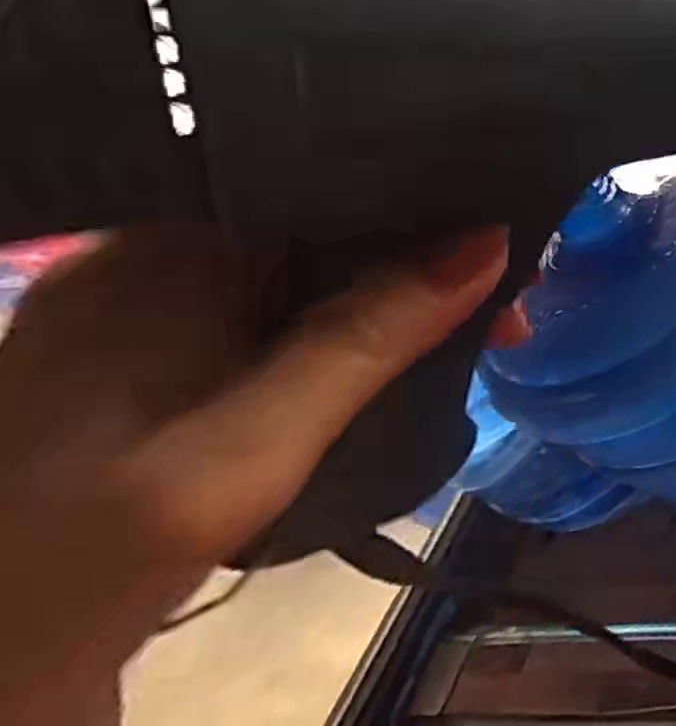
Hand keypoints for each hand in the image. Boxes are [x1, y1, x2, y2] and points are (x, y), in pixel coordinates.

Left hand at [0, 225, 507, 722]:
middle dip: (440, 255)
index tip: (511, 231)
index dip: (424, 199)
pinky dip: (389, 329)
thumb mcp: (250, 444)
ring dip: (423, 297)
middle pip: (340, 233)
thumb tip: (492, 242)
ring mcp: (183, 326)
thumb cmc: (86, 555)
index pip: (323, 187)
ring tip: (498, 327)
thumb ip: (371, 335)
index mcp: (158, 261)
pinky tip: (433, 349)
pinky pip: (321, 320)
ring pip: (339, 278)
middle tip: (522, 294)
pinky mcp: (203, 370)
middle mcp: (170, 275)